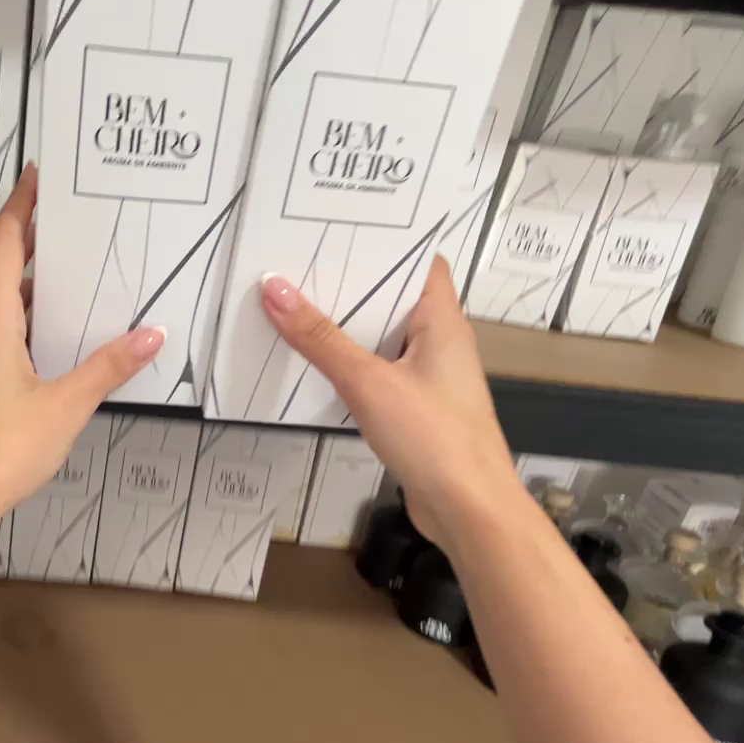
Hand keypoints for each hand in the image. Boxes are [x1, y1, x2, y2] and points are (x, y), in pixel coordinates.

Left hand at [0, 165, 166, 528]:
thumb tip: (149, 336)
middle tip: (68, 224)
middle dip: (31, 241)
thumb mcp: (66, 406)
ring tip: (68, 277)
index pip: (2, 243)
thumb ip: (109, 367)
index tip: (38, 177)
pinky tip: (48, 339)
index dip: (20, 205)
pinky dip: (21, 321)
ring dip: (27, 285)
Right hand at [257, 256, 523, 548]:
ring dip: (344, 329)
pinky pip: (376, 374)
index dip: (384, 245)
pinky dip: (348, 366)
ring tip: (294, 307)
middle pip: (393, 299)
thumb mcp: (368, 382)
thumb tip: (275, 288)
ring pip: (381, 339)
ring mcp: (427, 378)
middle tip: (298, 266)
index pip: (419, 263)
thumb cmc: (433, 437)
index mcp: (442, 322)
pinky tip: (312, 366)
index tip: (338, 233)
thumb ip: (320, 338)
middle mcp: (439, 343)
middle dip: (349, 286)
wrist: (468, 509)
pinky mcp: (414, 409)